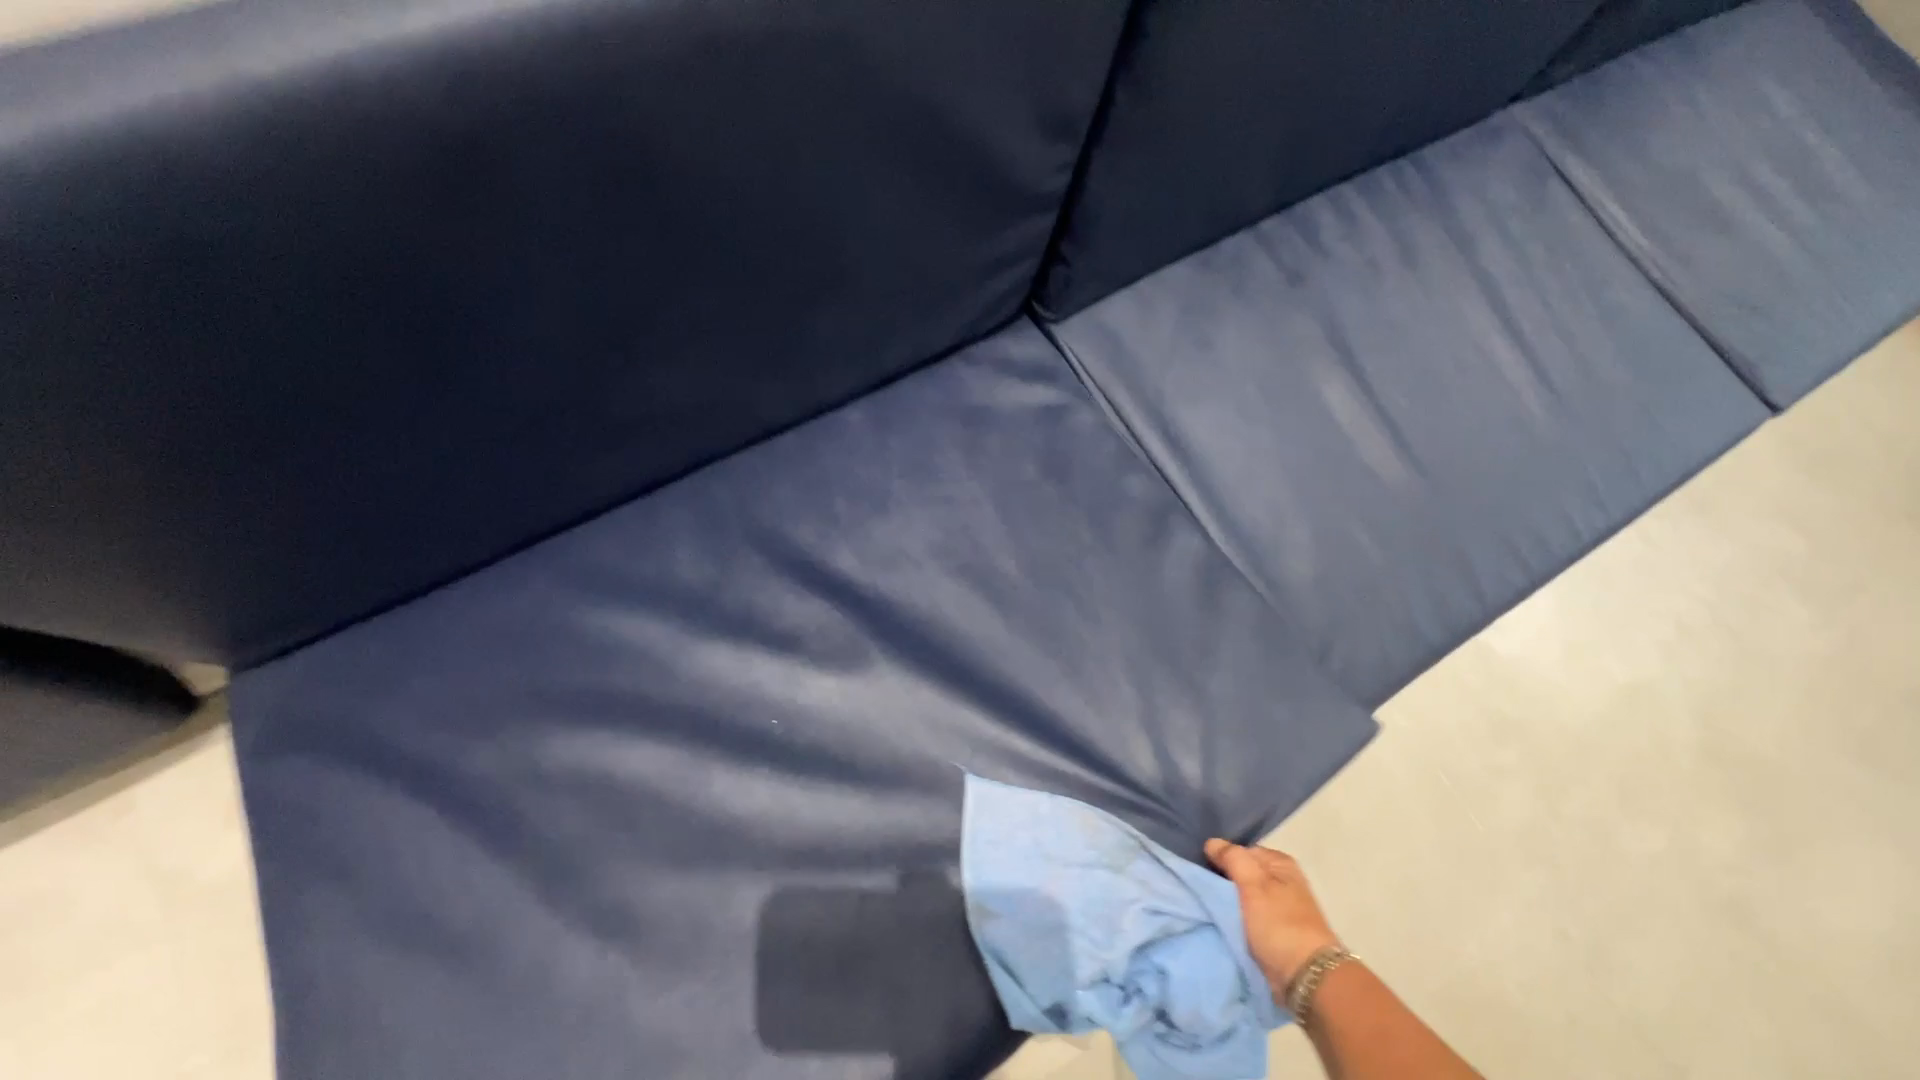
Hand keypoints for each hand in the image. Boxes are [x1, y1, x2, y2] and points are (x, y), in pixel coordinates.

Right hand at [1205, 839, 1340, 994]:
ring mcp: (1277, 908)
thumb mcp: (1253, 884)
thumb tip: (1212, 842)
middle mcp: (1281, 881)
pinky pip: (1244, 917)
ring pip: (1241, 897)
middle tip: (1199, 891)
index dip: (1221, 859)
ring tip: (1203, 906)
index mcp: (1280, 863)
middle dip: (1222, 881)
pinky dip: (1233, 919)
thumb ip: (1232, 858)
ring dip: (1225, 902)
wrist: (1305, 976)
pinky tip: (1217, 922)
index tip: (1203, 872)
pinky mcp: (1272, 931)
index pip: (1241, 852)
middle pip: (1241, 874)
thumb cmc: (1279, 924)